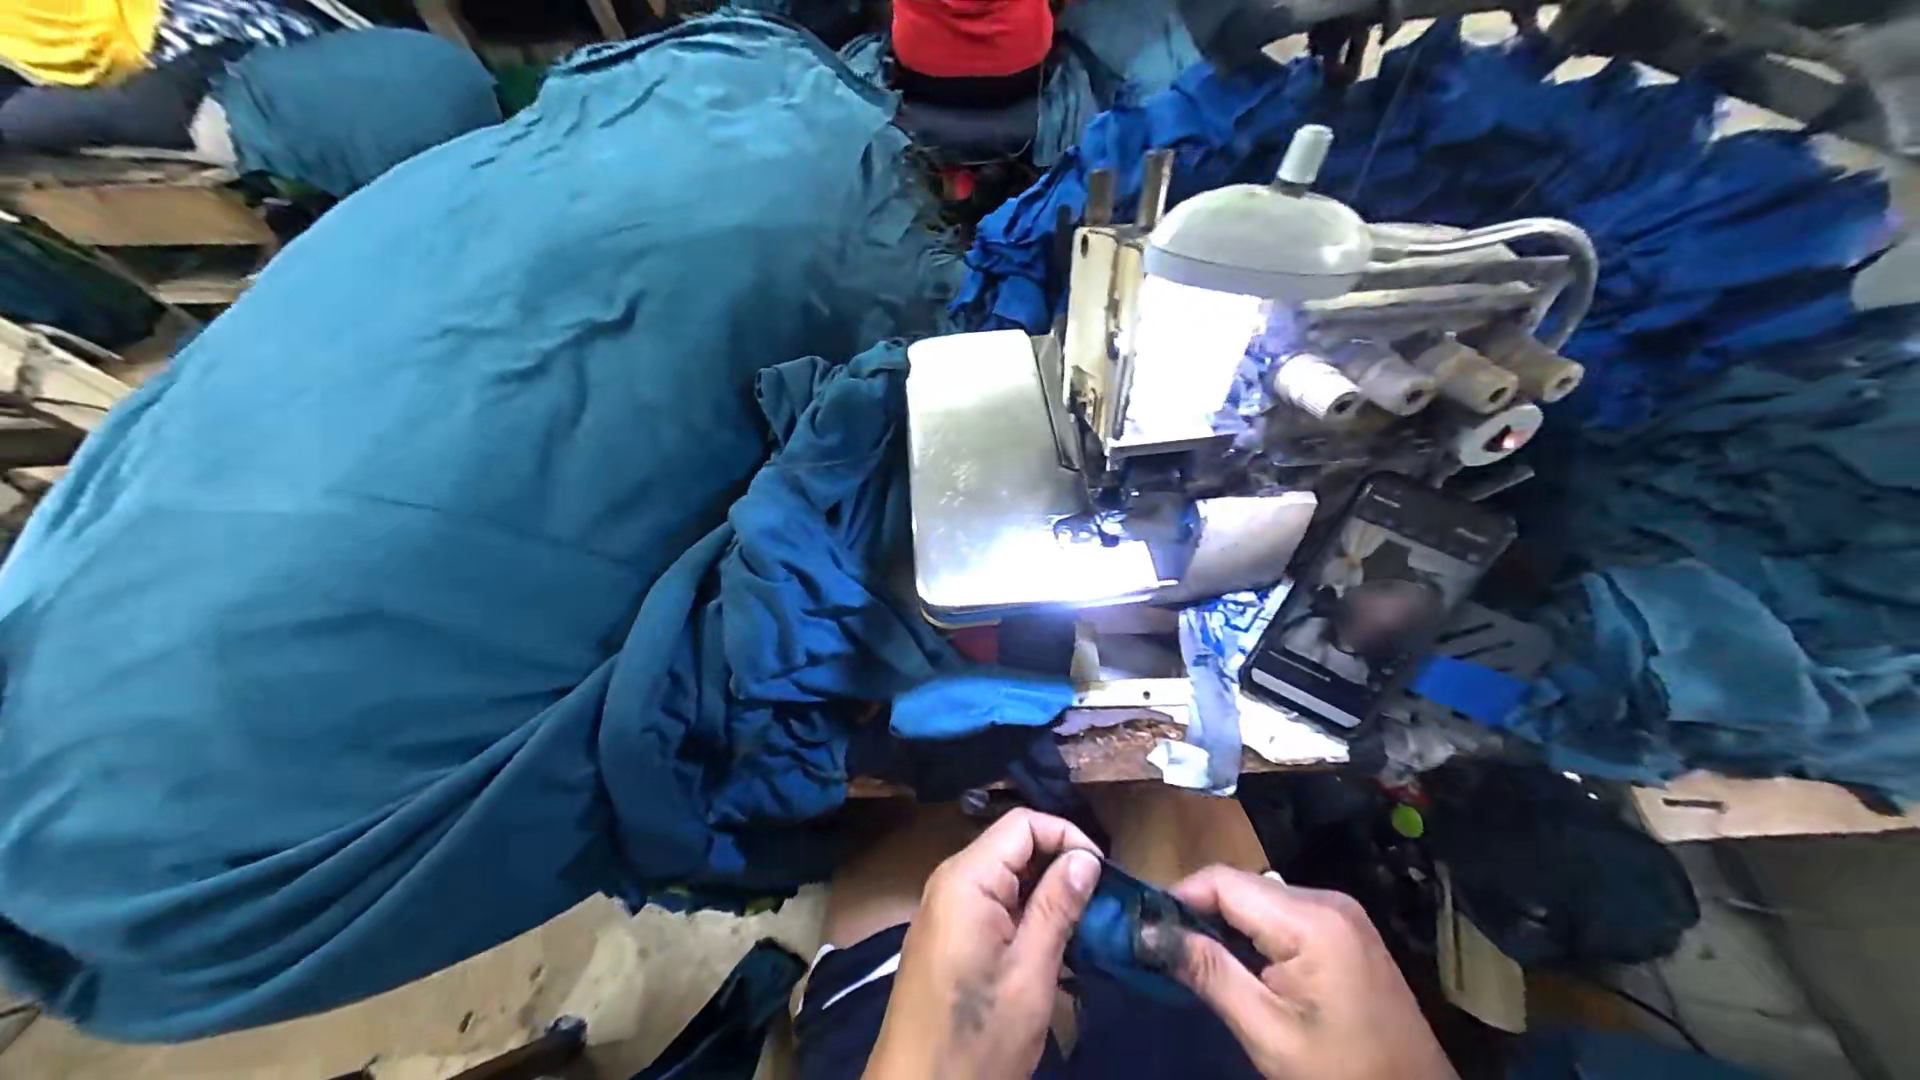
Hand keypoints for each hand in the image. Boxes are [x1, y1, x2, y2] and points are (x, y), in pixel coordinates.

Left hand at [863, 809, 1102, 1079]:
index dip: (1066, 835)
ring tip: (1081, 922)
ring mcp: (946, 904)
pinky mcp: (948, 930)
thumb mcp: (1029, 973)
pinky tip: (1049, 940)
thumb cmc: (976, 1037)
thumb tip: (1087, 857)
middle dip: (1058, 862)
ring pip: (1005, 872)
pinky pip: (992, 898)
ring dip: (1044, 889)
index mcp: (966, 877)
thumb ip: (1057, 906)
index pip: (1022, 823)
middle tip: (1098, 901)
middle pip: (1012, 844)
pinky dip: (1024, 908)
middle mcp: (951, 878)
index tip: (1102, 872)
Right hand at [1167, 867, 1457, 1079]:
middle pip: (1240, 885)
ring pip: (1257, 896)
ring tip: (1199, 956)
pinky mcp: (1345, 927)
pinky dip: (1253, 929)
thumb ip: (1209, 972)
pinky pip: (1281, 911)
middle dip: (1200, 911)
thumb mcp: (1268, 1034)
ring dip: (1224, 920)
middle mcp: (1326, 898)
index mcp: (1312, 919)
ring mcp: (1340, 911)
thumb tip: (1146, 930)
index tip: (1147, 926)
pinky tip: (1243, 962)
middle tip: (1169, 947)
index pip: (1222, 880)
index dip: (1178, 896)